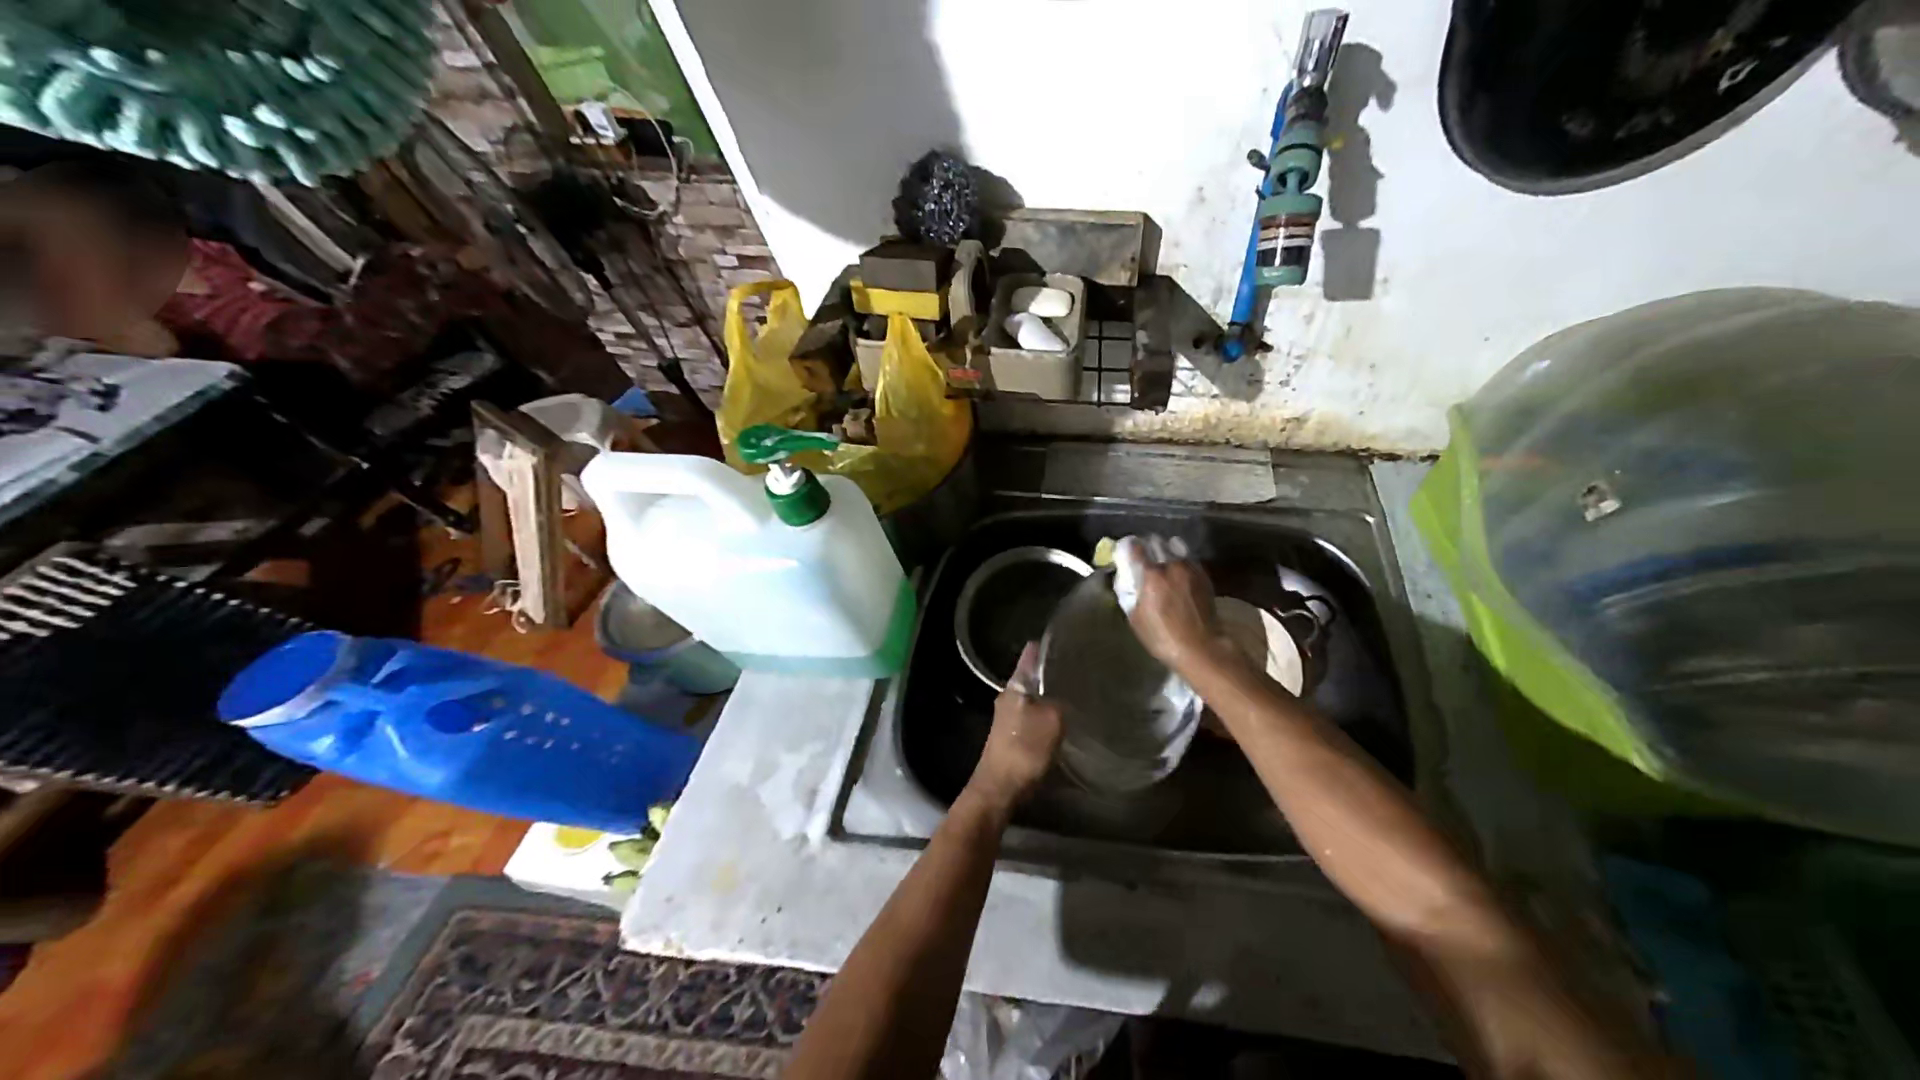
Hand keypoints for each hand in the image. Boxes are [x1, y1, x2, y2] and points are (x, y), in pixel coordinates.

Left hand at [965, 643, 1062, 813]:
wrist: (999, 789)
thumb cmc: (1024, 750)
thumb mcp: (1052, 721)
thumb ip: (1060, 701)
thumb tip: (1069, 692)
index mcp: (1014, 686)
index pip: (1030, 655)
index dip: (1047, 646)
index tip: (1067, 640)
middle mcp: (1008, 696)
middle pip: (1032, 676)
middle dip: (1053, 671)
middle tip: (1081, 667)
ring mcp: (1008, 716)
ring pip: (1034, 696)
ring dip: (1052, 694)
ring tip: (1079, 691)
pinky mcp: (1012, 735)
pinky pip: (1034, 715)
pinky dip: (1048, 712)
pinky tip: (1065, 718)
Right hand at [1117, 536, 1234, 678]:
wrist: (1201, 647)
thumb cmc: (1162, 636)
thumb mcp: (1134, 617)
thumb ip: (1127, 591)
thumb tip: (1124, 575)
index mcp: (1149, 575)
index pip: (1133, 546)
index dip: (1126, 547)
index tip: (1124, 553)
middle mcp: (1170, 565)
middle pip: (1154, 540)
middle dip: (1145, 546)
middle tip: (1141, 557)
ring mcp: (1189, 568)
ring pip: (1174, 545)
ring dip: (1164, 550)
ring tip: (1160, 561)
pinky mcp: (1203, 574)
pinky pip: (1188, 557)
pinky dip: (1179, 558)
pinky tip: (1177, 571)